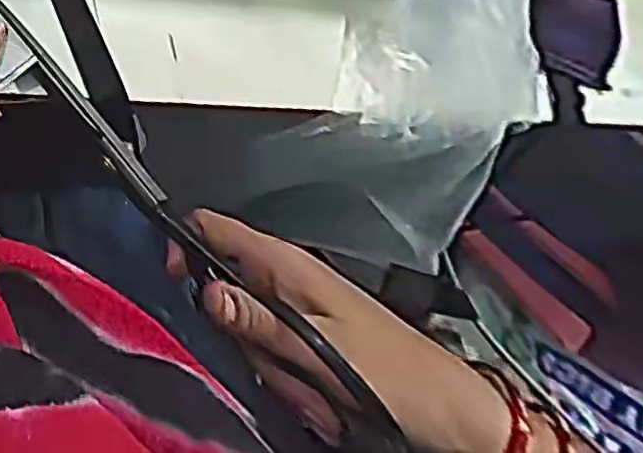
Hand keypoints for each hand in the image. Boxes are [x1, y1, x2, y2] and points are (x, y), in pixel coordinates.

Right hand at [171, 210, 509, 452]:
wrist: (464, 418)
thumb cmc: (397, 377)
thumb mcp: (320, 352)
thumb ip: (258, 320)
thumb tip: (205, 292)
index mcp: (282, 262)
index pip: (208, 225)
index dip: (182, 245)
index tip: (179, 282)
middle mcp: (283, 274)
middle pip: (221, 284)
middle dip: (239, 333)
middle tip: (272, 367)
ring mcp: (295, 301)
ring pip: (245, 321)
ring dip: (269, 364)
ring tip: (311, 395)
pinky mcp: (307, 329)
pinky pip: (271, 343)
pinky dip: (287, 374)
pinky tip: (318, 398)